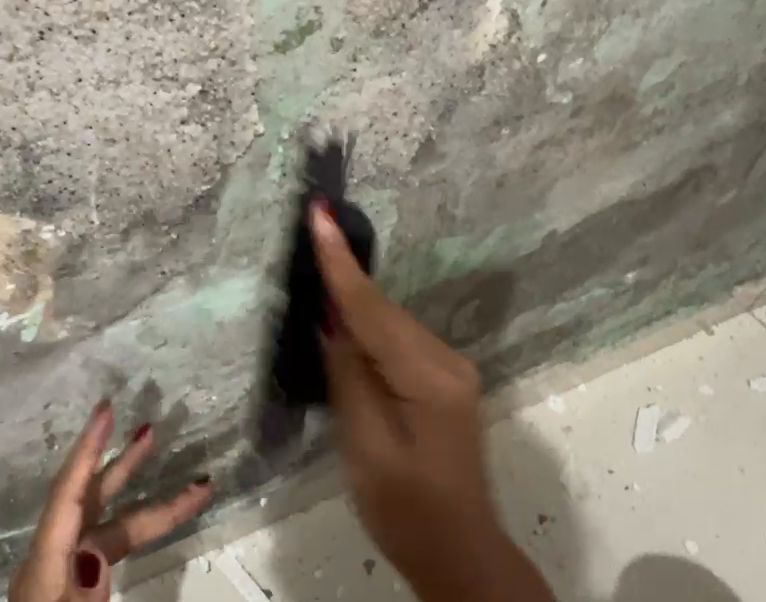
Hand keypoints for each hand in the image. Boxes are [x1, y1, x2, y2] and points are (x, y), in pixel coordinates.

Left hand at [8, 401, 213, 601]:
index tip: (106, 411)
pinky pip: (110, 550)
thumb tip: (96, 559)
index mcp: (44, 569)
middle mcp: (51, 564)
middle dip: (121, 464)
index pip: (67, 497)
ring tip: (190, 481)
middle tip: (151, 428)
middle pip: (88, 501)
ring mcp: (64, 577)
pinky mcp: (77, 591)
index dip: (87, 451)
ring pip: (108, 527)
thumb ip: (83, 589)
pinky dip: (138, 533)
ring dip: (146, 501)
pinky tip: (161, 520)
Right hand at [311, 203, 553, 601]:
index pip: (371, 307)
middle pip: (382, 309)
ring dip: (353, 301)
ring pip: (389, 321)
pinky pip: (396, 339)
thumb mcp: (363, 444)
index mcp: (428, 376)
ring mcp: (449, 370)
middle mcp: (446, 361)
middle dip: (342, 275)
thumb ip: (347, 374)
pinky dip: (367, 326)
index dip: (338, 261)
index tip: (318, 213)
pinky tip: (343, 322)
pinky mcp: (443, 382)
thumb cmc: (404, 508)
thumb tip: (331, 319)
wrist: (459, 553)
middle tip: (306, 232)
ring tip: (313, 269)